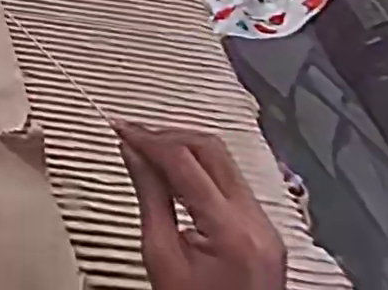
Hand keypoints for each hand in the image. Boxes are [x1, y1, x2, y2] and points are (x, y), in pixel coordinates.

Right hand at [117, 122, 287, 289]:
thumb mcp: (161, 258)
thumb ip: (149, 195)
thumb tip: (132, 150)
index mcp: (232, 232)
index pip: (184, 160)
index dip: (148, 138)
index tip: (121, 129)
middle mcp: (258, 223)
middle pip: (210, 149)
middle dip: (168, 136)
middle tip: (135, 137)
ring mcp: (266, 227)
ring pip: (223, 160)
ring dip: (184, 149)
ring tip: (150, 153)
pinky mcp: (265, 232)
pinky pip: (231, 181)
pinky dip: (200, 169)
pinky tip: (175, 175)